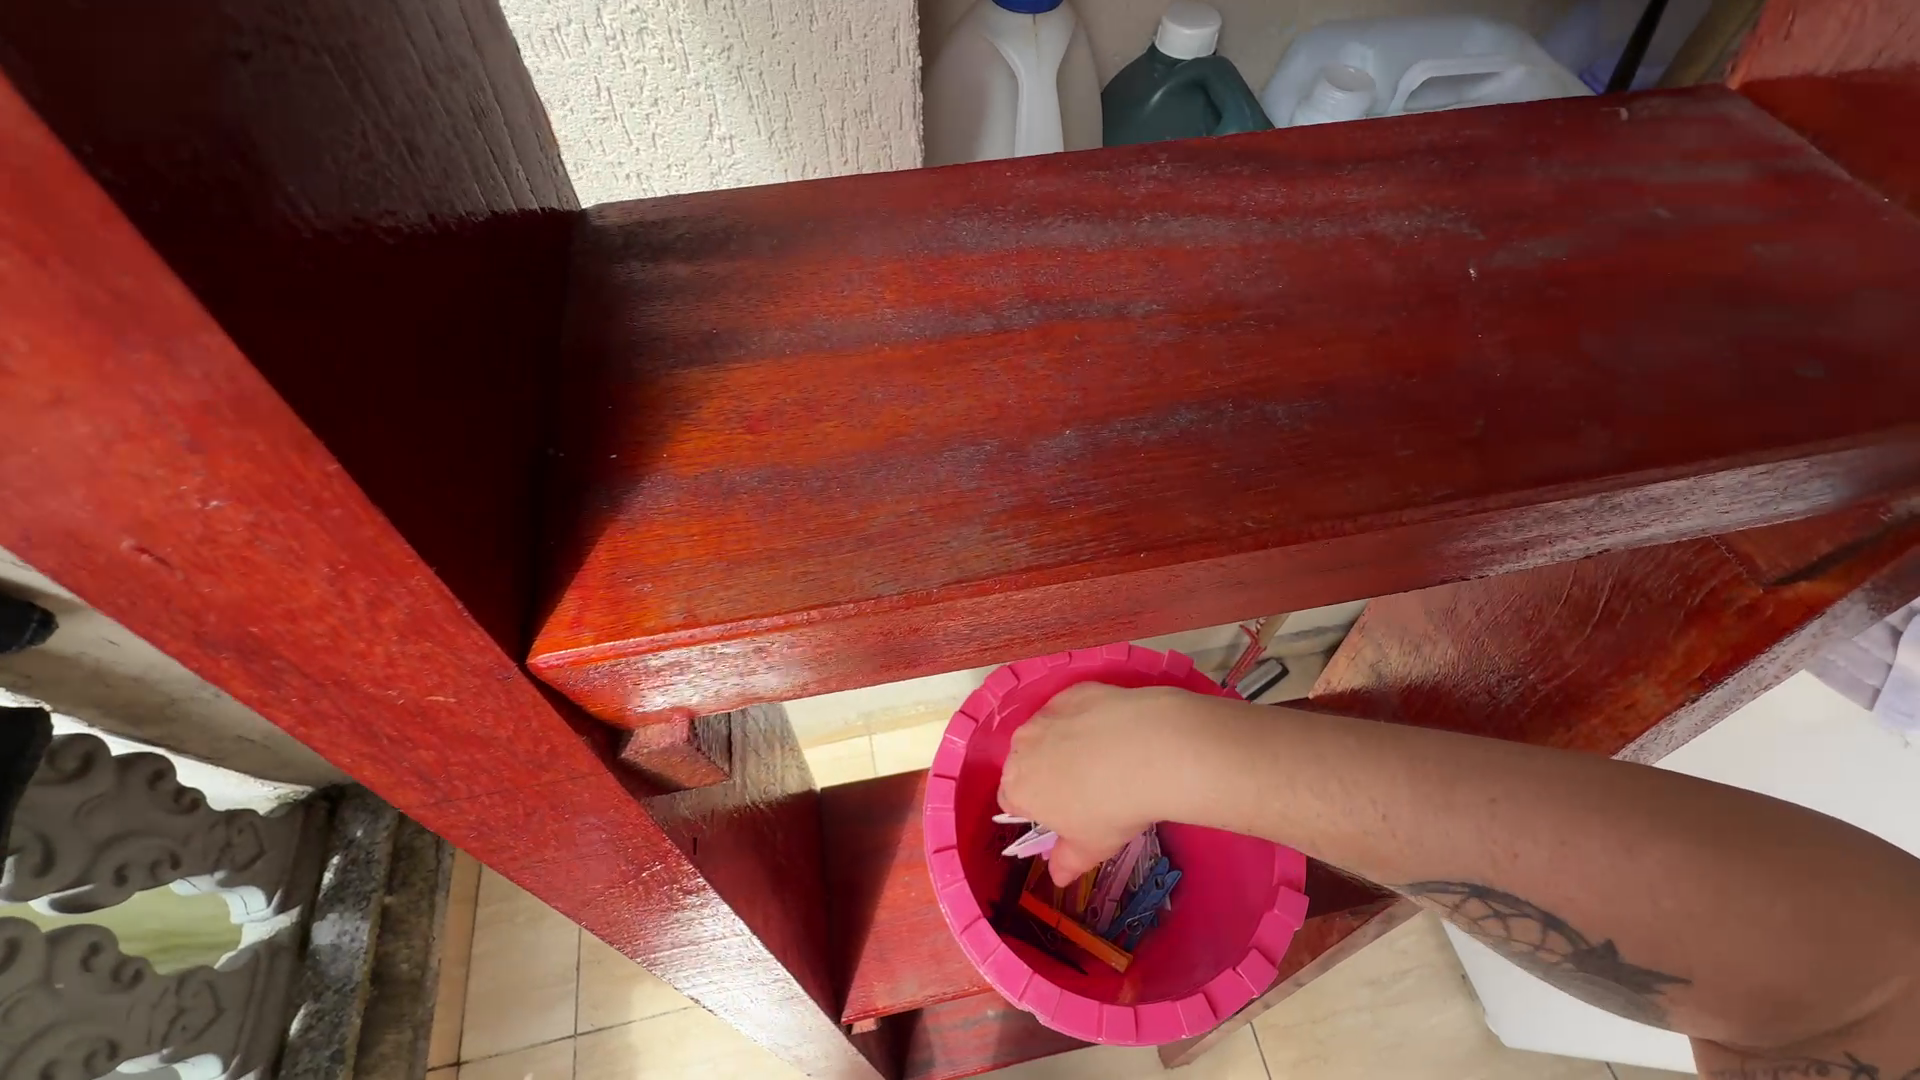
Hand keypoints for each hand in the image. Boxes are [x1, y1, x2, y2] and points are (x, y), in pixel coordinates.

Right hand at [997, 681, 1200, 886]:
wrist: (1149, 750)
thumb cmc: (1113, 809)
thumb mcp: (1093, 847)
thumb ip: (1068, 862)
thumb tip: (1057, 877)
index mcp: (1019, 788)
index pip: (1010, 801)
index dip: (1033, 809)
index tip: (1060, 814)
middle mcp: (1022, 746)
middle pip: (1023, 762)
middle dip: (1044, 773)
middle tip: (1083, 787)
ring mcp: (1045, 714)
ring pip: (1044, 732)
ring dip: (1061, 743)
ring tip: (1101, 756)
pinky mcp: (1071, 692)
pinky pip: (1070, 709)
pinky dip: (1083, 718)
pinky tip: (1112, 730)